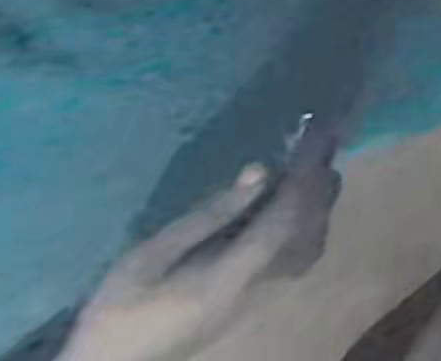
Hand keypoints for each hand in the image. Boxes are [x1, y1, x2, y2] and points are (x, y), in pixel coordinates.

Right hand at [60, 148, 338, 360]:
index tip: (318, 130)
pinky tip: (298, 193)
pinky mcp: (274, 289)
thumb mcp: (146, 261)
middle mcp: (272, 276)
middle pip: (316, 214)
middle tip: (316, 137)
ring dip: (319, 188)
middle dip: (319, 172)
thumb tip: (262, 170)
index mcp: (240, 270)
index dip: (309, 168)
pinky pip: (311, 239)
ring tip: (309, 158)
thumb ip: (209, 215)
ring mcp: (278, 285)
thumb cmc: (121, 311)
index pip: (293, 209)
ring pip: (320, 224)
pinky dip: (313, 208)